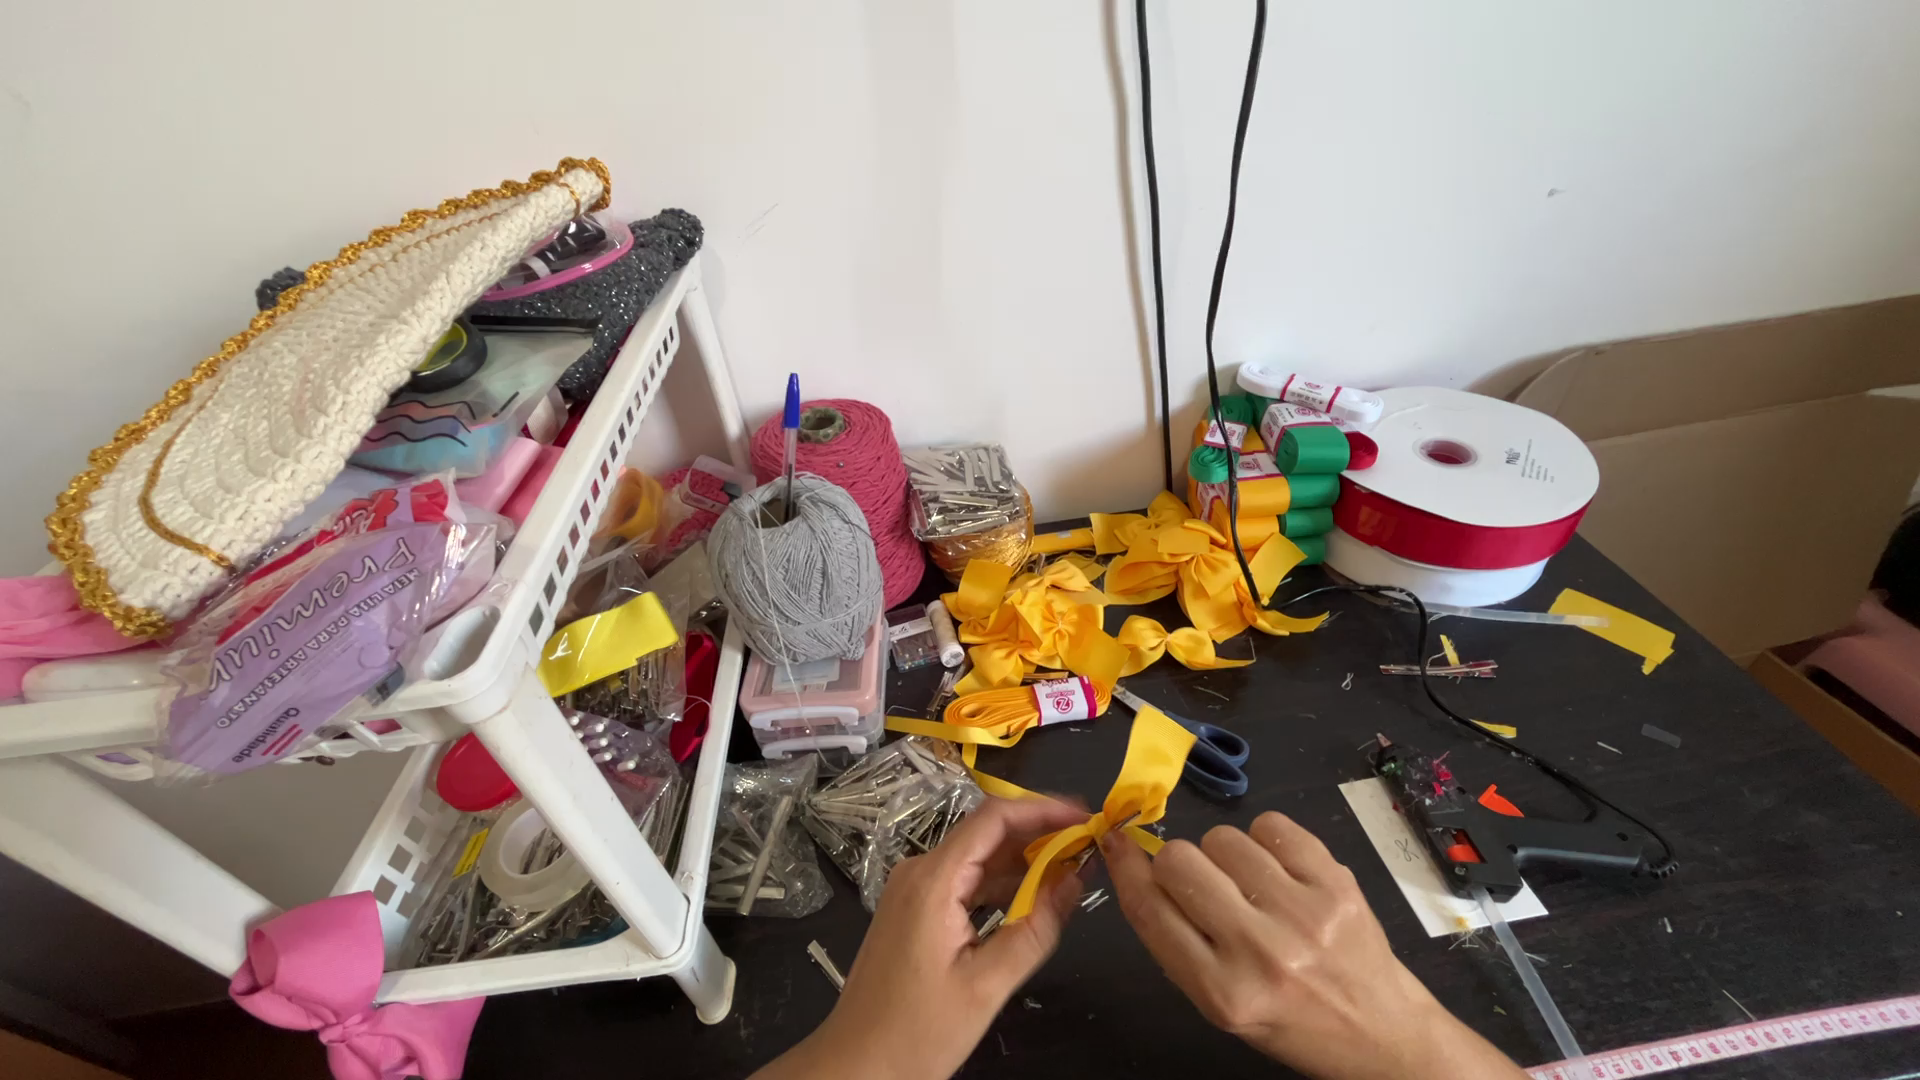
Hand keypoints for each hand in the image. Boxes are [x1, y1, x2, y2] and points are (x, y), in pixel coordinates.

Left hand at [754, 796, 1088, 1079]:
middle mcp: (921, 870)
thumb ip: (1035, 929)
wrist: (854, 1067)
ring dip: (1023, 859)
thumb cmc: (918, 1032)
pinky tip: (1035, 892)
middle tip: (1087, 843)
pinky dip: (1001, 882)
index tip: (1084, 817)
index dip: (1042, 809)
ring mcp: (915, 887)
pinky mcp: (916, 907)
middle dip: (1039, 833)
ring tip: (1072, 865)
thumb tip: (1076, 880)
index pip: (993, 818)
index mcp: (934, 879)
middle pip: (986, 832)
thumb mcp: (986, 986)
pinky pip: (965, 880)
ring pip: (978, 856)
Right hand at [1104, 811, 1526, 1079]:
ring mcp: (1303, 914)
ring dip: (1225, 854)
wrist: (1386, 1036)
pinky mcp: (1337, 884)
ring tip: (1252, 885)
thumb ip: (1173, 934)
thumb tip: (1130, 857)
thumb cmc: (1290, 1021)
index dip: (1124, 866)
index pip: (1148, 909)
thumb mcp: (1218, 1000)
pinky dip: (1266, 839)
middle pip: (1179, 859)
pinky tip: (1281, 871)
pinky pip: (1270, 824)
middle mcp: (1260, 953)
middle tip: (1204, 885)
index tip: (1115, 840)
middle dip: (1178, 863)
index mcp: (1222, 992)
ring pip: (1222, 837)